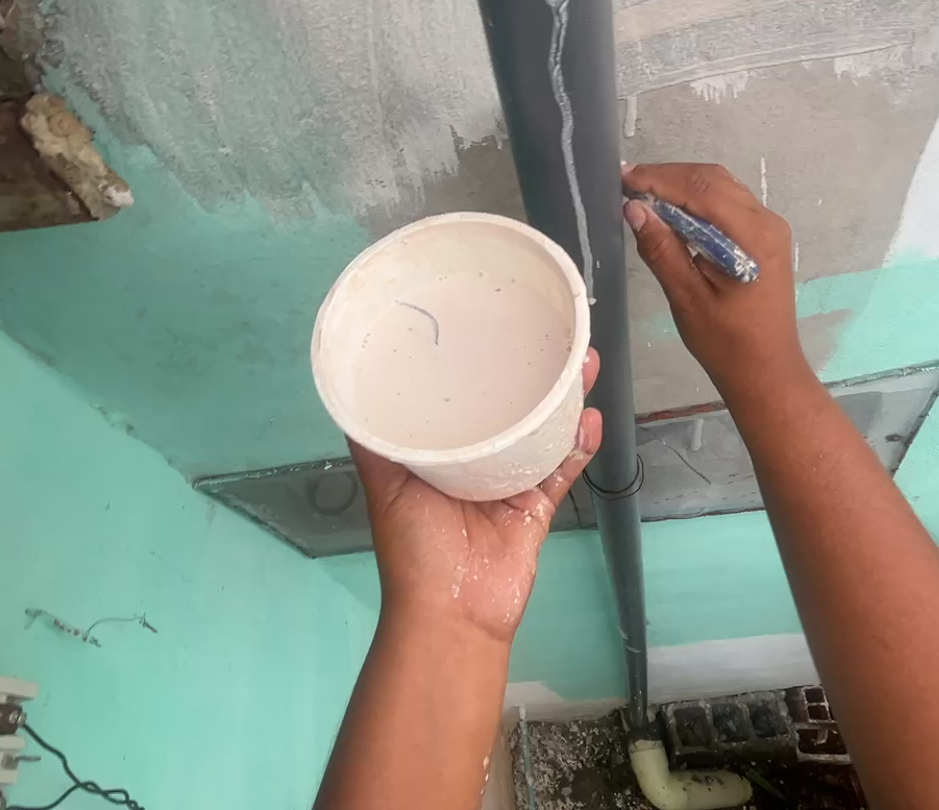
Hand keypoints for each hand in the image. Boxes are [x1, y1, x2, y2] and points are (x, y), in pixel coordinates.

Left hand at [349, 349, 602, 643]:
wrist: (451, 614)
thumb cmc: (413, 546)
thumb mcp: (384, 484)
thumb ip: (372, 443)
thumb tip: (348, 390)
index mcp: (442, 451)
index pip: (463, 396)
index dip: (479, 362)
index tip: (490, 323)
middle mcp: (478, 459)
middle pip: (510, 406)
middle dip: (532, 372)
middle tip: (553, 336)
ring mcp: (511, 481)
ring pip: (543, 429)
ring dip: (564, 398)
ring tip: (581, 362)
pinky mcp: (538, 506)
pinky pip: (563, 469)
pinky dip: (579, 445)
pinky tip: (591, 418)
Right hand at [622, 162, 811, 396]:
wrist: (765, 369)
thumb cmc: (725, 341)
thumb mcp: (686, 297)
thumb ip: (661, 249)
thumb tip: (634, 209)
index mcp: (751, 237)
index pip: (700, 190)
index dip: (658, 179)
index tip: (622, 178)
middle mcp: (766, 222)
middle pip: (711, 180)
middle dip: (667, 176)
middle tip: (626, 181)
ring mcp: (768, 226)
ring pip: (719, 186)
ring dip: (680, 183)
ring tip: (641, 190)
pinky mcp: (762, 235)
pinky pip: (726, 201)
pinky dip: (694, 197)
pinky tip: (669, 208)